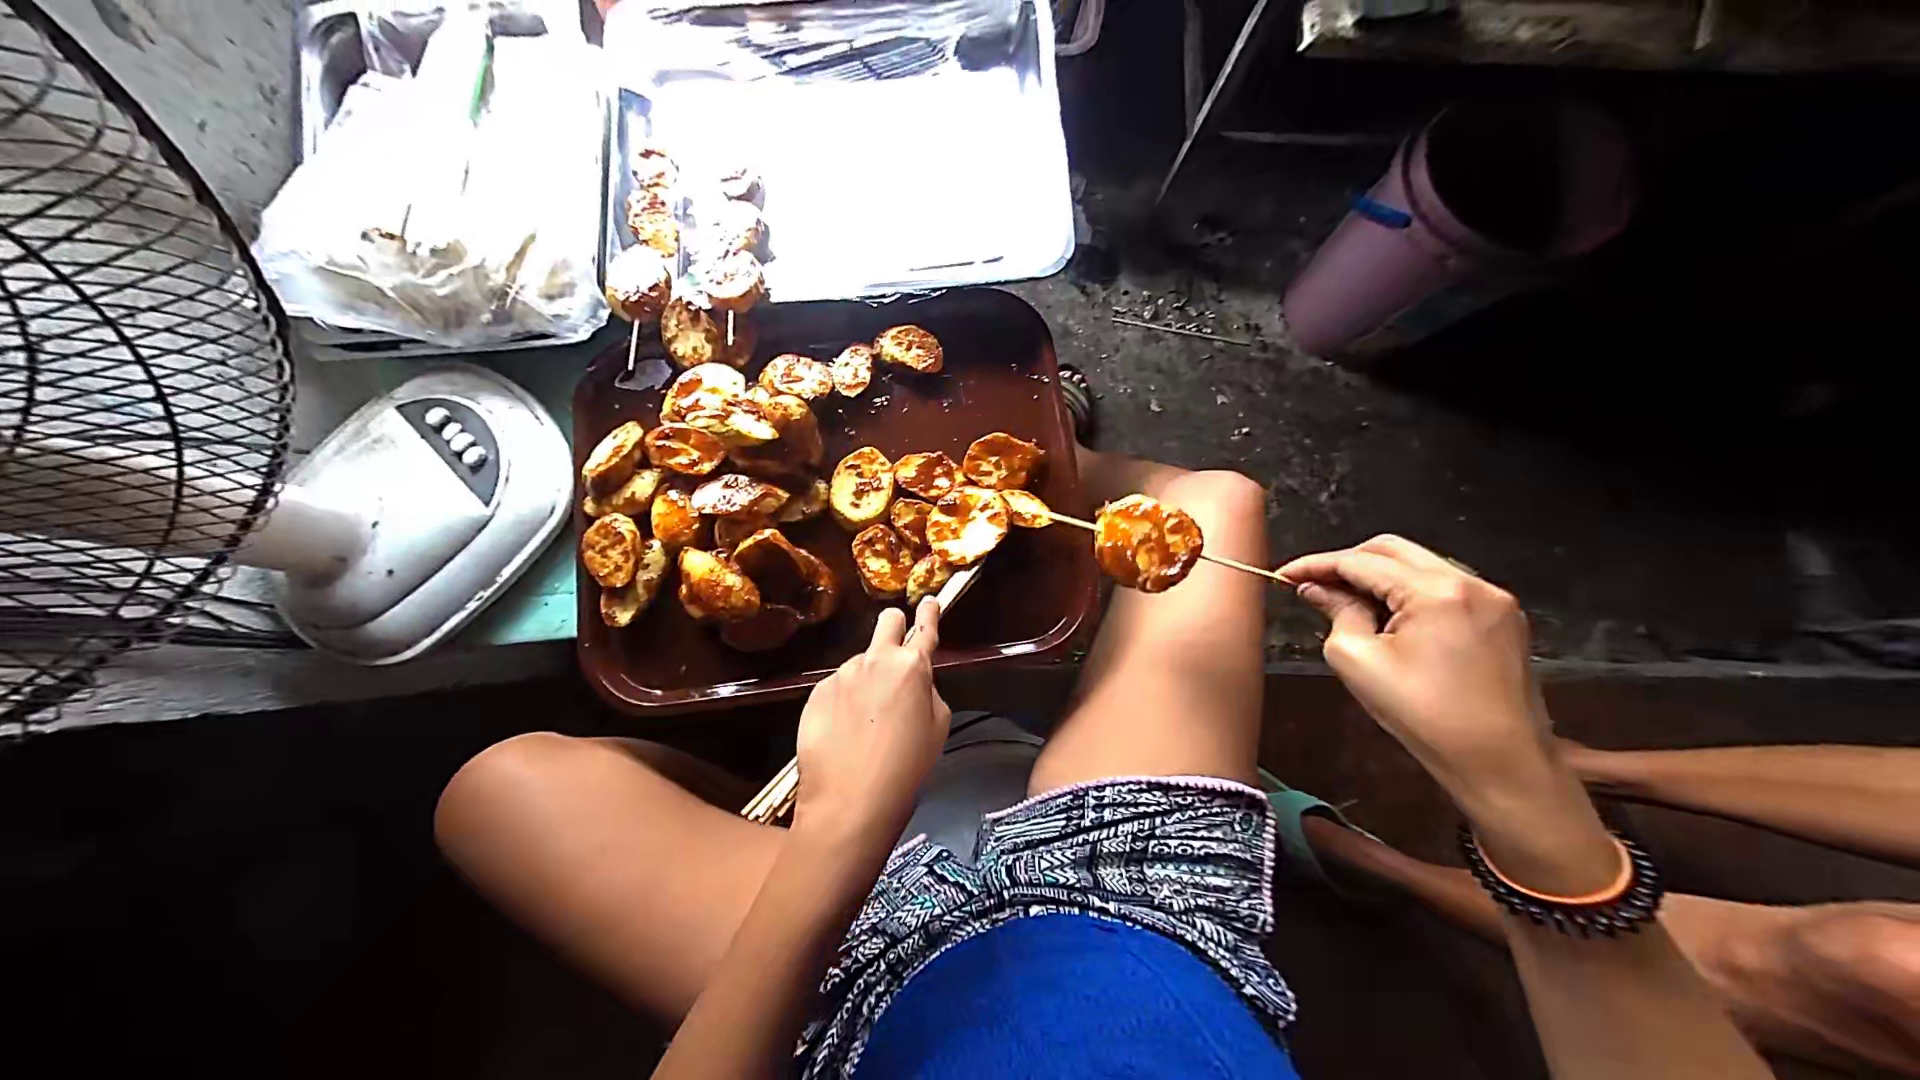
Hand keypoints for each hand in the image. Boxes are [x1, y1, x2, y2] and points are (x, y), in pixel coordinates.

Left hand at [792, 598, 950, 848]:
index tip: (928, 601)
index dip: (929, 612)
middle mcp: (875, 661)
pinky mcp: (815, 692)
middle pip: (886, 622)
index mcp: (912, 668)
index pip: (924, 628)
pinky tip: (845, 732)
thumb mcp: (937, 729)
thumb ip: (928, 693)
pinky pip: (837, 687)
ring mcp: (841, 674)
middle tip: (896, 656)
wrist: (848, 802)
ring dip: (867, 679)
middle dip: (894, 628)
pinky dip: (843, 701)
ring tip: (866, 723)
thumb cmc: (904, 770)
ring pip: (860, 663)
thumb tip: (916, 683)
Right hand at [1281, 536, 1616, 892]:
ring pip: (1419, 564)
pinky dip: (1407, 591)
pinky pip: (1443, 585)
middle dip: (1347, 562)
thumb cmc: (1423, 715)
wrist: (1501, 763)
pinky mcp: (1502, 616)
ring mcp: (1493, 598)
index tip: (1284, 576)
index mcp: (1436, 592)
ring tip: (1346, 603)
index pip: (1360, 562)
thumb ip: (1335, 612)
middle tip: (1313, 585)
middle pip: (1392, 549)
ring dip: (1377, 576)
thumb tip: (1316, 589)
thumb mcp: (1358, 661)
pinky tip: (1386, 616)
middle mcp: (1471, 582)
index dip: (1316, 565)